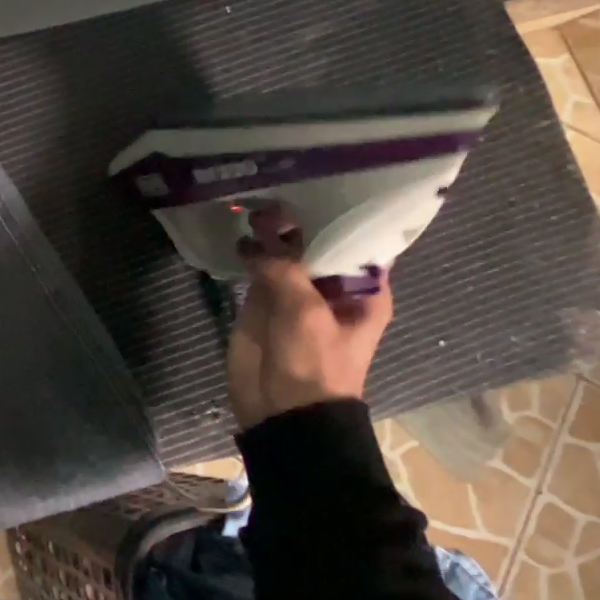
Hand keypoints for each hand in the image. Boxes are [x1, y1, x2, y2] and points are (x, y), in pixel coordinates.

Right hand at [225, 207, 393, 429]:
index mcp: (363, 290)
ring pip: (283, 255)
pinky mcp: (263, 305)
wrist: (282, 411)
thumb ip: (284, 270)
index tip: (316, 188)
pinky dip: (247, 254)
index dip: (338, 217)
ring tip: (249, 213)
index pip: (356, 243)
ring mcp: (294, 295)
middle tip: (271, 199)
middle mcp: (332, 287)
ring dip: (268, 236)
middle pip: (314, 245)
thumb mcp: (304, 313)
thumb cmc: (312, 363)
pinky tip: (236, 237)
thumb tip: (256, 242)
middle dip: (295, 223)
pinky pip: (257, 271)